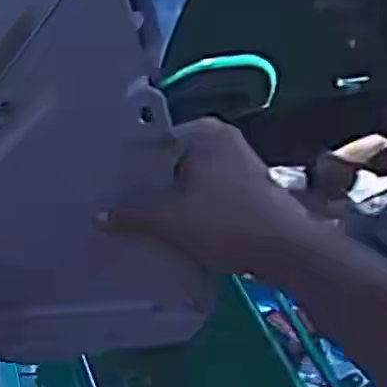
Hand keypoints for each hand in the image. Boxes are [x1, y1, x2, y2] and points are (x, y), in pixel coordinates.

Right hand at [100, 118, 336, 276]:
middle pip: (166, 162)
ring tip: (131, 217)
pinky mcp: (242, 189)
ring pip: (182, 180)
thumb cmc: (228, 224)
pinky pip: (199, 194)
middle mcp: (222, 142)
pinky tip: (162, 226)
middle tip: (111, 202)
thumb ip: (130, 216)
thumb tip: (99, 216)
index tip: (105, 184)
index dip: (126, 166)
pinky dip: (182, 207)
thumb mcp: (168, 222)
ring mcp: (235, 165)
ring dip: (161, 199)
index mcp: (205, 134)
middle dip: (143, 184)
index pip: (151, 142)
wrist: (286, 252)